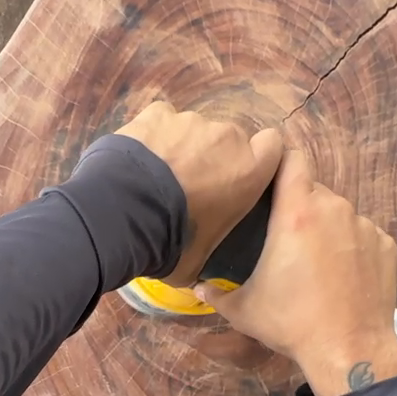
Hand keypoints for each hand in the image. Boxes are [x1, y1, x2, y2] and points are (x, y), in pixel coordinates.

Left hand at [115, 102, 282, 286]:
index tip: (241, 178)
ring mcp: (191, 121)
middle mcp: (227, 138)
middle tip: (190, 189)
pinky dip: (154, 137)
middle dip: (214, 160)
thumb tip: (202, 281)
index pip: (273, 148)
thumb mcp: (198, 264)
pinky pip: (162, 121)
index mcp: (249, 172)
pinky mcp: (157, 114)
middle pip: (230, 141)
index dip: (258, 159)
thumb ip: (210, 257)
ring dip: (182, 150)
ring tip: (156, 179)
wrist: (123, 216)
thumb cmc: (172, 245)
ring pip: (195, 131)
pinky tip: (139, 160)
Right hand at [200, 150, 396, 395]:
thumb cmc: (290, 323)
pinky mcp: (386, 244)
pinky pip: (361, 235)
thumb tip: (197, 288)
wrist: (349, 349)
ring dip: (324, 229)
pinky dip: (349, 248)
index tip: (268, 178)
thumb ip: (216, 294)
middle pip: (312, 191)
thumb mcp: (243, 311)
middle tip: (284, 241)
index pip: (291, 158)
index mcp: (295, 213)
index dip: (279, 161)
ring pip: (338, 214)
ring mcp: (364, 225)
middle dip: (298, 208)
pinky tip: (340, 278)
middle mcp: (333, 208)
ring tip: (314, 265)